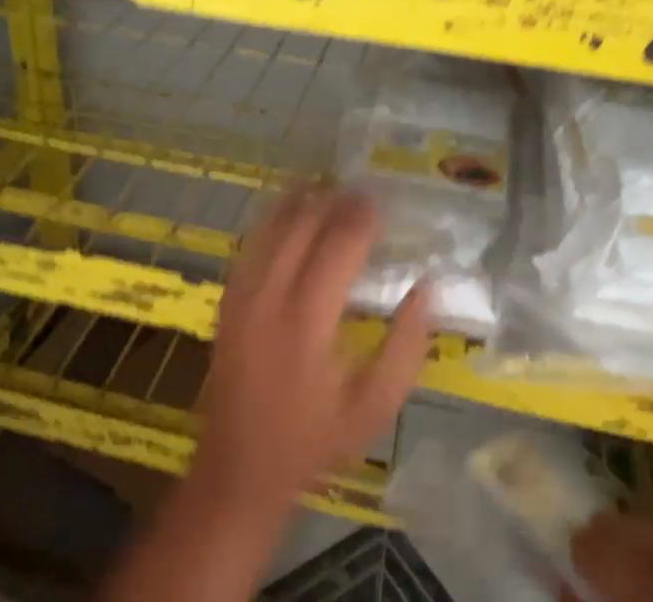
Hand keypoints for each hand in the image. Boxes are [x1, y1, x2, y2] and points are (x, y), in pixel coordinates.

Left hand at [192, 185, 435, 509]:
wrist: (240, 468)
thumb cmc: (315, 441)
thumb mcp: (375, 407)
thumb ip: (405, 346)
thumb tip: (426, 288)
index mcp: (309, 319)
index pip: (338, 245)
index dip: (361, 216)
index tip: (381, 199)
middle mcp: (270, 297)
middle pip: (301, 226)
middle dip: (330, 200)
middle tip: (356, 187)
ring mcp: (241, 297)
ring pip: (268, 229)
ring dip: (296, 202)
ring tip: (323, 185)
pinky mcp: (226, 303)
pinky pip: (248, 247)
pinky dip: (268, 223)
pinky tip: (284, 214)